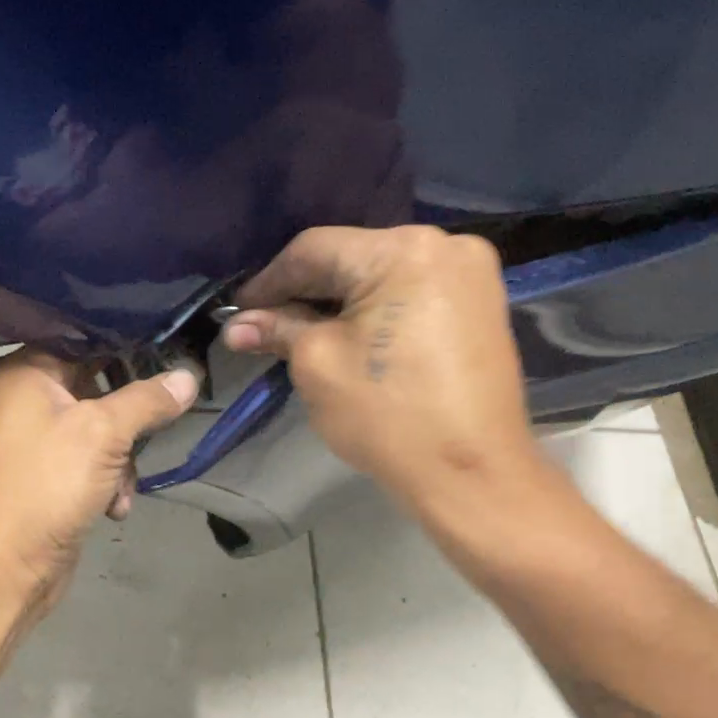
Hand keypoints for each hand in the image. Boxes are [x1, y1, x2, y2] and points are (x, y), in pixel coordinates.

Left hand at [0, 351, 198, 615]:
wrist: (2, 571)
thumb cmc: (46, 486)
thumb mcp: (102, 434)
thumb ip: (147, 399)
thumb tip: (189, 374)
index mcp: (27, 371)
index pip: (84, 335)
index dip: (128, 340)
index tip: (173, 345)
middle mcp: (27, 397)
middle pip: (97, 381)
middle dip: (132, 410)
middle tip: (166, 414)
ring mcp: (36, 439)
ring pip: (101, 426)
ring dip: (123, 456)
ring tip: (124, 482)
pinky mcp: (49, 475)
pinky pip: (92, 461)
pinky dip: (109, 480)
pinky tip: (115, 506)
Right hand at [222, 225, 548, 522]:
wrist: (473, 474)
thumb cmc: (389, 416)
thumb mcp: (317, 365)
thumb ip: (278, 331)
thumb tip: (236, 326)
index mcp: (403, 250)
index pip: (314, 249)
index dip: (268, 281)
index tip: (237, 311)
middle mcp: (443, 244)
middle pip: (349, 257)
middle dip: (303, 291)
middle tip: (263, 324)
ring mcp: (470, 272)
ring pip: (379, 274)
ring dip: (337, 300)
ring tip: (299, 331)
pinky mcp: (481, 302)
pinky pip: (410, 291)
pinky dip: (374, 309)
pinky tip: (347, 333)